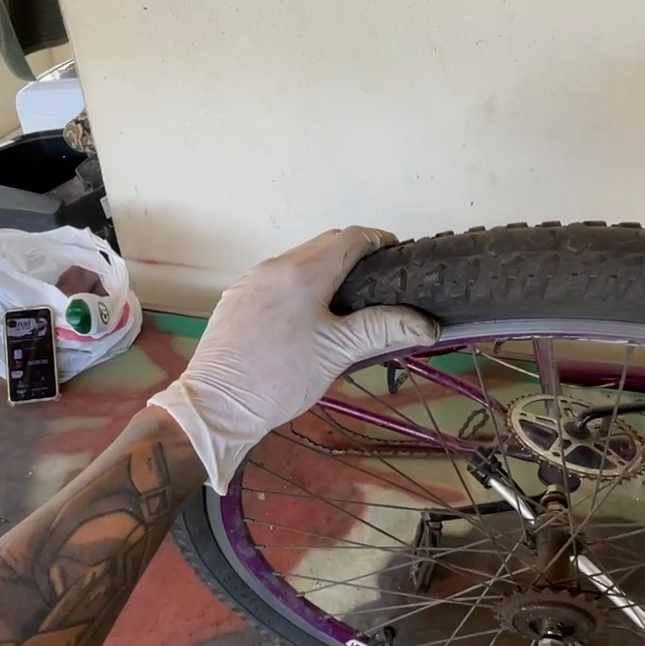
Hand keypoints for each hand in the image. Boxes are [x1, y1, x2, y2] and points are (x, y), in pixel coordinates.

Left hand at [149, 227, 439, 491]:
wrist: (217, 407)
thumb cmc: (281, 378)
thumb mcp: (338, 353)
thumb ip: (382, 329)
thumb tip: (427, 325)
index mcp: (302, 272)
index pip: (350, 238)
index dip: (378, 241)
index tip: (398, 257)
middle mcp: (273, 266)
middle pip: (323, 245)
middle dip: (354, 255)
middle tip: (380, 282)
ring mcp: (250, 281)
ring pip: (298, 262)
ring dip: (326, 270)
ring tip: (348, 302)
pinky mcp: (236, 299)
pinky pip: (277, 279)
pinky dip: (301, 285)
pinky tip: (310, 315)